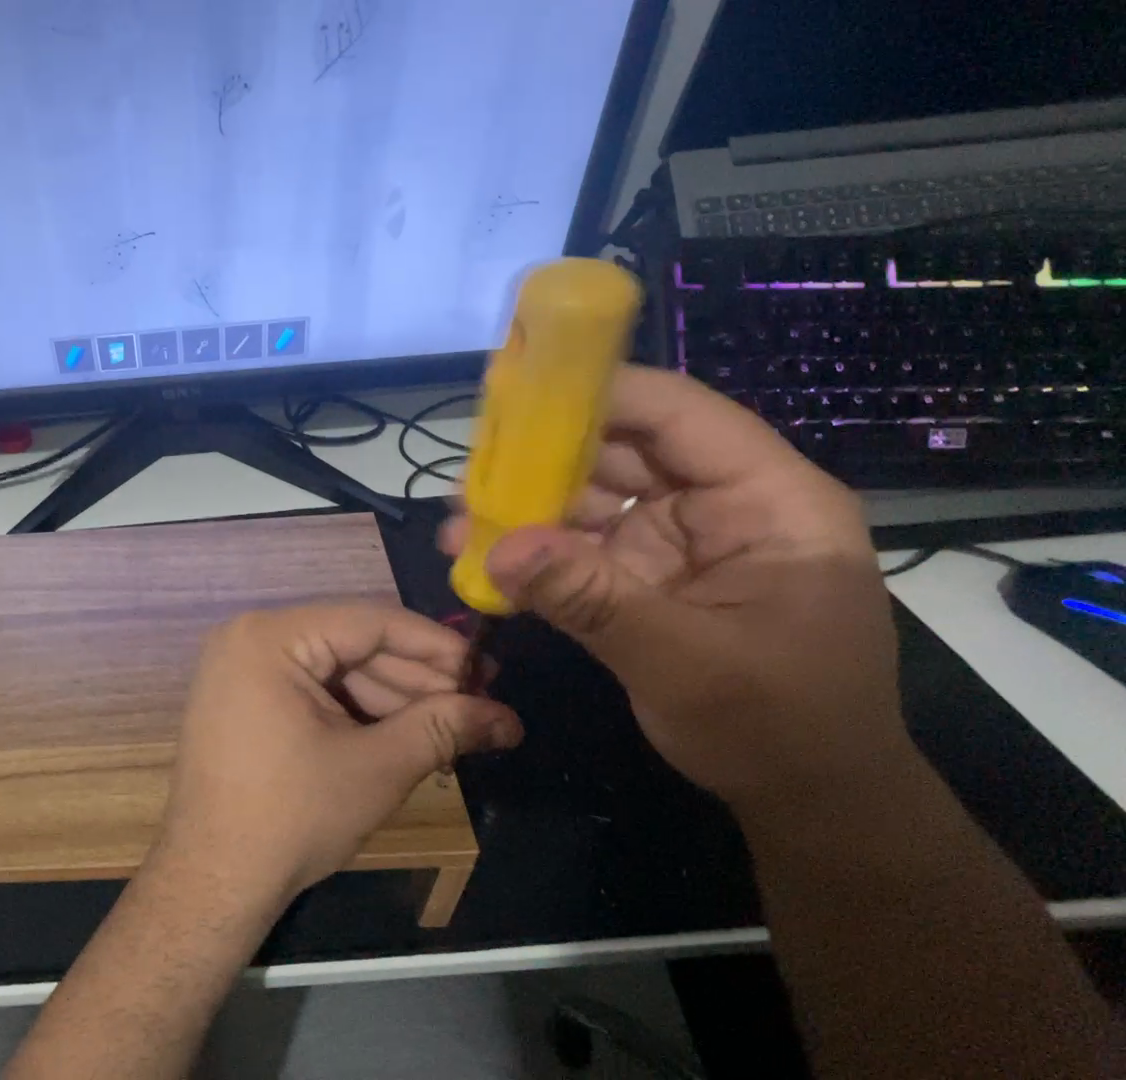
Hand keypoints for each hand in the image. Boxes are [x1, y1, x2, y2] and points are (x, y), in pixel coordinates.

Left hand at [156, 604, 522, 899]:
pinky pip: (309, 689)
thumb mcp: (377, 767)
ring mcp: (239, 670)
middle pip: (351, 644)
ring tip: (455, 726)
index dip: (436, 645)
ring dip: (392, 698)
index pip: (369, 621)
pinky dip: (355, 710)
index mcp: (270, 637)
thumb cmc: (292, 816)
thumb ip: (443, 728)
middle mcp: (248, 639)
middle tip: (482, 703)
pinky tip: (405, 733)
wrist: (213, 878)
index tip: (488, 669)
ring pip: (334, 668)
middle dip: (417, 678)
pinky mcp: (241, 701)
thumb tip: (510, 717)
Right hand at [442, 366, 908, 810]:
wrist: (809, 798)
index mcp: (767, 500)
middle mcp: (720, 505)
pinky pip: (582, 549)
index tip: (516, 395)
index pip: (679, 415)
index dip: (600, 394)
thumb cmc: (780, 727)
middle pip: (625, 450)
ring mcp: (679, 541)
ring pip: (594, 498)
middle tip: (470, 467)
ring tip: (458, 518)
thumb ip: (594, 600)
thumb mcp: (687, 664)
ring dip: (528, 506)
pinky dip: (534, 553)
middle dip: (545, 456)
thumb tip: (498, 546)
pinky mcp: (647, 577)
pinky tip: (481, 559)